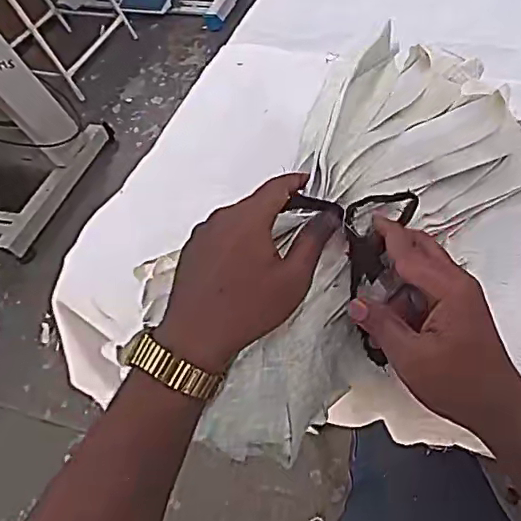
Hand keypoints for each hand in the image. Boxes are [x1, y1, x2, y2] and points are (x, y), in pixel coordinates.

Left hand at [154, 174, 336, 373]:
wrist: (196, 338)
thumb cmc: (243, 310)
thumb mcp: (293, 277)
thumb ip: (313, 240)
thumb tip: (327, 218)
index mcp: (247, 219)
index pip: (276, 186)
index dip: (296, 182)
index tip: (307, 181)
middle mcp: (221, 220)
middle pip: (256, 201)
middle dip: (281, 204)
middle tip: (301, 214)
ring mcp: (203, 234)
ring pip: (238, 216)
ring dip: (259, 222)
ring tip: (277, 242)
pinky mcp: (193, 249)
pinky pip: (222, 231)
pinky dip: (240, 236)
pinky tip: (249, 259)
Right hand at [347, 217, 520, 440]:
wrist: (496, 405)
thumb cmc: (464, 384)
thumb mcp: (411, 357)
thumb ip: (382, 325)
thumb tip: (359, 305)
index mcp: (450, 289)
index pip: (411, 252)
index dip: (388, 236)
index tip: (372, 221)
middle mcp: (460, 286)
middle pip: (423, 252)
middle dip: (395, 247)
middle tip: (367, 248)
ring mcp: (462, 298)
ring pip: (425, 273)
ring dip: (400, 281)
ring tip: (375, 304)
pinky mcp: (461, 311)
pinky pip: (430, 291)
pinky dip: (410, 298)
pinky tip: (394, 320)